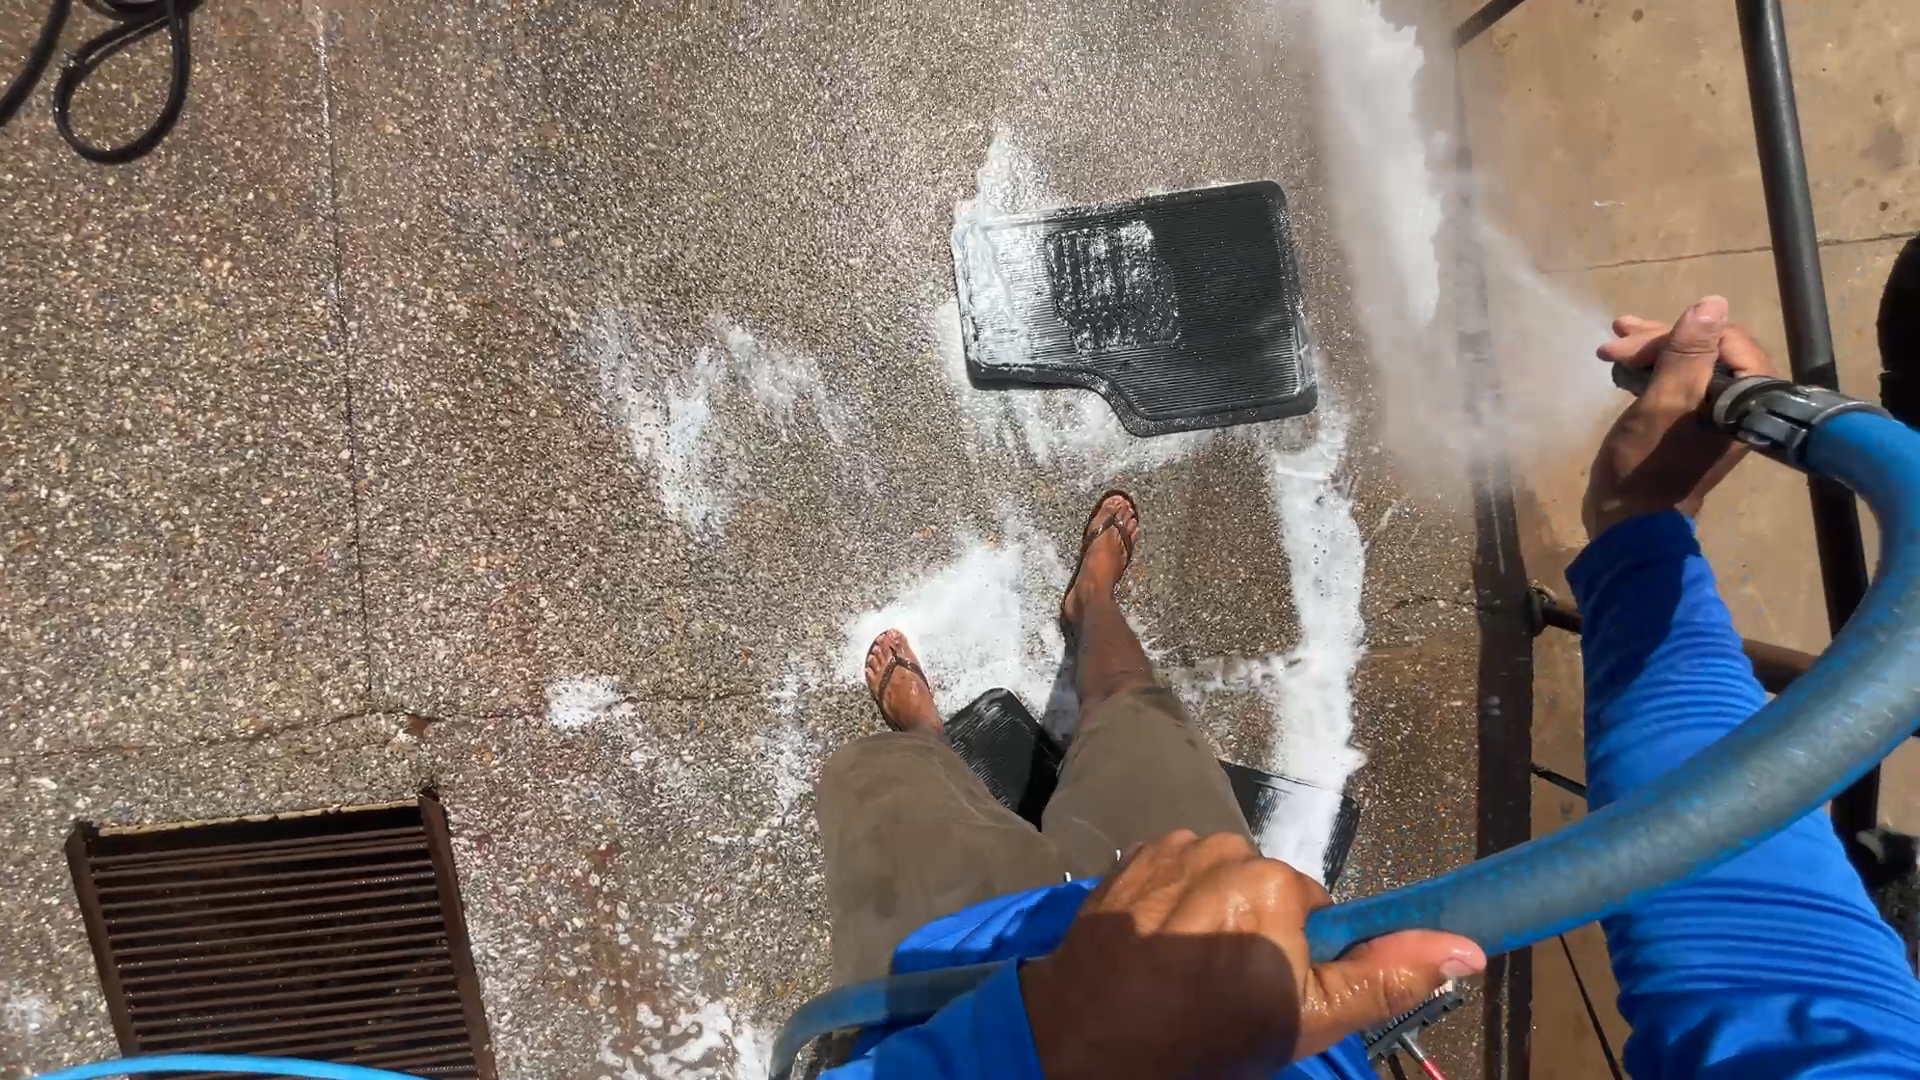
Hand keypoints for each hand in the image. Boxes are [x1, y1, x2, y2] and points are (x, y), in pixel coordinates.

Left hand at [1018, 831, 1484, 1079]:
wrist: (1097, 1028)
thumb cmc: (1210, 1030)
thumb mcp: (1309, 1016)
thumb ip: (1385, 976)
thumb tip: (1467, 945)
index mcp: (1275, 879)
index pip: (1310, 908)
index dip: (1296, 950)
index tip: (1265, 982)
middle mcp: (1223, 844)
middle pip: (1259, 886)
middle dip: (1252, 923)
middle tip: (1220, 978)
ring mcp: (1171, 844)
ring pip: (1213, 875)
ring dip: (1208, 906)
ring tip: (1182, 960)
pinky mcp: (1131, 853)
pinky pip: (1171, 869)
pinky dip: (1169, 895)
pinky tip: (1154, 936)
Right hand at [1585, 295, 1778, 539]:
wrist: (1630, 520)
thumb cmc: (1646, 464)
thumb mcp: (1663, 406)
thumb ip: (1687, 356)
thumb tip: (1710, 305)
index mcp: (1747, 396)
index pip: (1722, 342)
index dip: (1671, 334)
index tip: (1620, 342)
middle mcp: (1740, 403)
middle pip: (1706, 354)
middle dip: (1656, 341)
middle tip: (1610, 339)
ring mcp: (1713, 418)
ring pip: (1689, 370)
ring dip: (1650, 354)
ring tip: (1611, 349)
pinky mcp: (1687, 429)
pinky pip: (1677, 389)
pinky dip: (1650, 375)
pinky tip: (1627, 373)